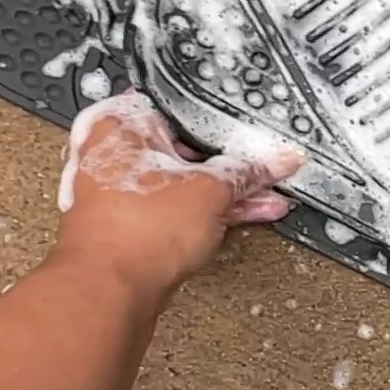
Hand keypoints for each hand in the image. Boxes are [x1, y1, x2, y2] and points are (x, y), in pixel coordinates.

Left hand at [53, 92, 305, 295]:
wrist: (116, 280)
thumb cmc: (137, 229)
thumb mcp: (213, 189)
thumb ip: (249, 172)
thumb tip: (275, 160)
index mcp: (119, 124)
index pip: (182, 110)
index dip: (222, 125)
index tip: (252, 137)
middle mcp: (113, 150)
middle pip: (187, 147)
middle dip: (231, 162)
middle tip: (262, 167)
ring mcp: (123, 185)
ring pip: (188, 178)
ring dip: (229, 188)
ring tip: (265, 194)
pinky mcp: (137, 215)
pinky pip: (183, 202)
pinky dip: (213, 206)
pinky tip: (246, 211)